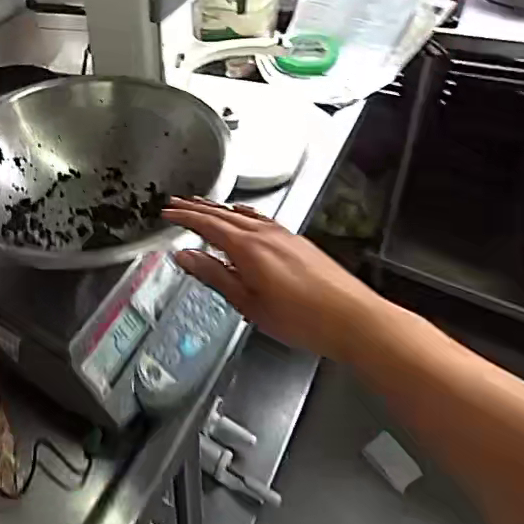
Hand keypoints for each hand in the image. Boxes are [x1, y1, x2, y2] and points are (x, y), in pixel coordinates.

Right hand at [164, 197, 396, 361]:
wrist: (356, 321)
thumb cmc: (303, 318)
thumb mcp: (246, 302)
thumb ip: (213, 275)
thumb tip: (185, 257)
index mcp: (247, 247)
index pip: (206, 224)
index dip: (183, 218)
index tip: (167, 214)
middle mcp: (265, 235)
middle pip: (222, 214)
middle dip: (197, 207)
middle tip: (177, 203)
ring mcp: (285, 236)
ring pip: (243, 214)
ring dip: (218, 208)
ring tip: (204, 205)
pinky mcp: (299, 243)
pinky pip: (262, 219)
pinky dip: (243, 213)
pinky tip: (244, 215)